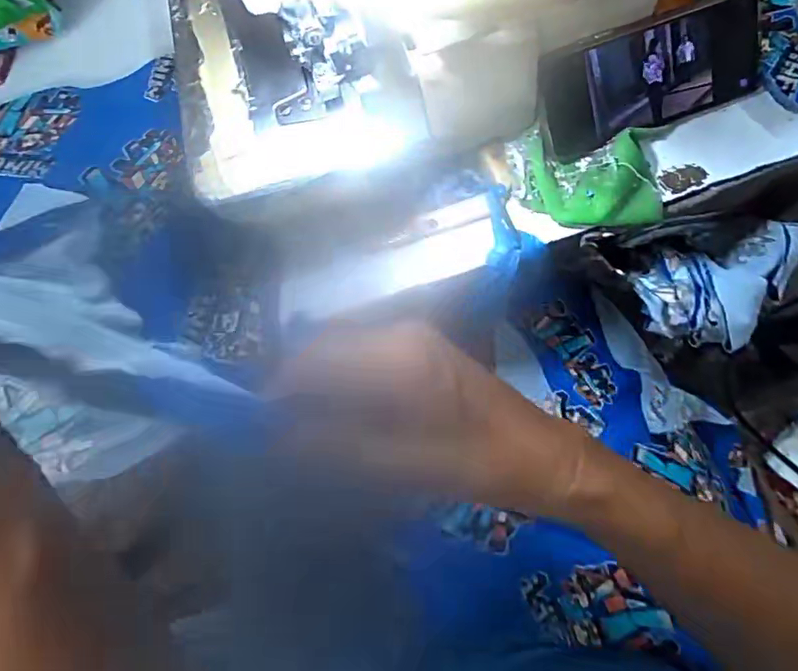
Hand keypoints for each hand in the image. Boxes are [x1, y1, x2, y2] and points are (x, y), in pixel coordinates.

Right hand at [269, 320, 604, 516]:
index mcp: (400, 353)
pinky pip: (361, 358)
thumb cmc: (483, 461)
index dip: (282, 385)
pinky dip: (339, 382)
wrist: (543, 454)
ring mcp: (410, 338)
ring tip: (295, 426)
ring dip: (316, 383)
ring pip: (342, 350)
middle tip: (271, 428)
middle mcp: (400, 333)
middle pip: (327, 346)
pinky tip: (333, 417)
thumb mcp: (411, 465)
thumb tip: (283, 438)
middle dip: (295, 383)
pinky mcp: (417, 351)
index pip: (320, 357)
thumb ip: (344, 448)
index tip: (254, 420)